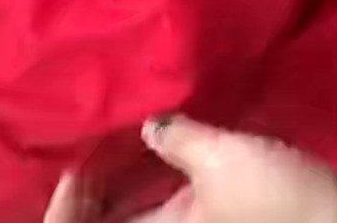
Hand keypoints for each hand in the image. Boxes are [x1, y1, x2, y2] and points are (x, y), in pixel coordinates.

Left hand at [44, 117, 336, 222]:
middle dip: (88, 191)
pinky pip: (154, 213)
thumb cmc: (271, 200)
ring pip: (128, 217)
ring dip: (117, 187)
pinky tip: (162, 149)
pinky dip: (147, 186)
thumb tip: (149, 123)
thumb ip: (180, 138)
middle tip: (100, 141)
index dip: (64, 207)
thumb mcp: (225, 160)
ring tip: (126, 138)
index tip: (81, 158)